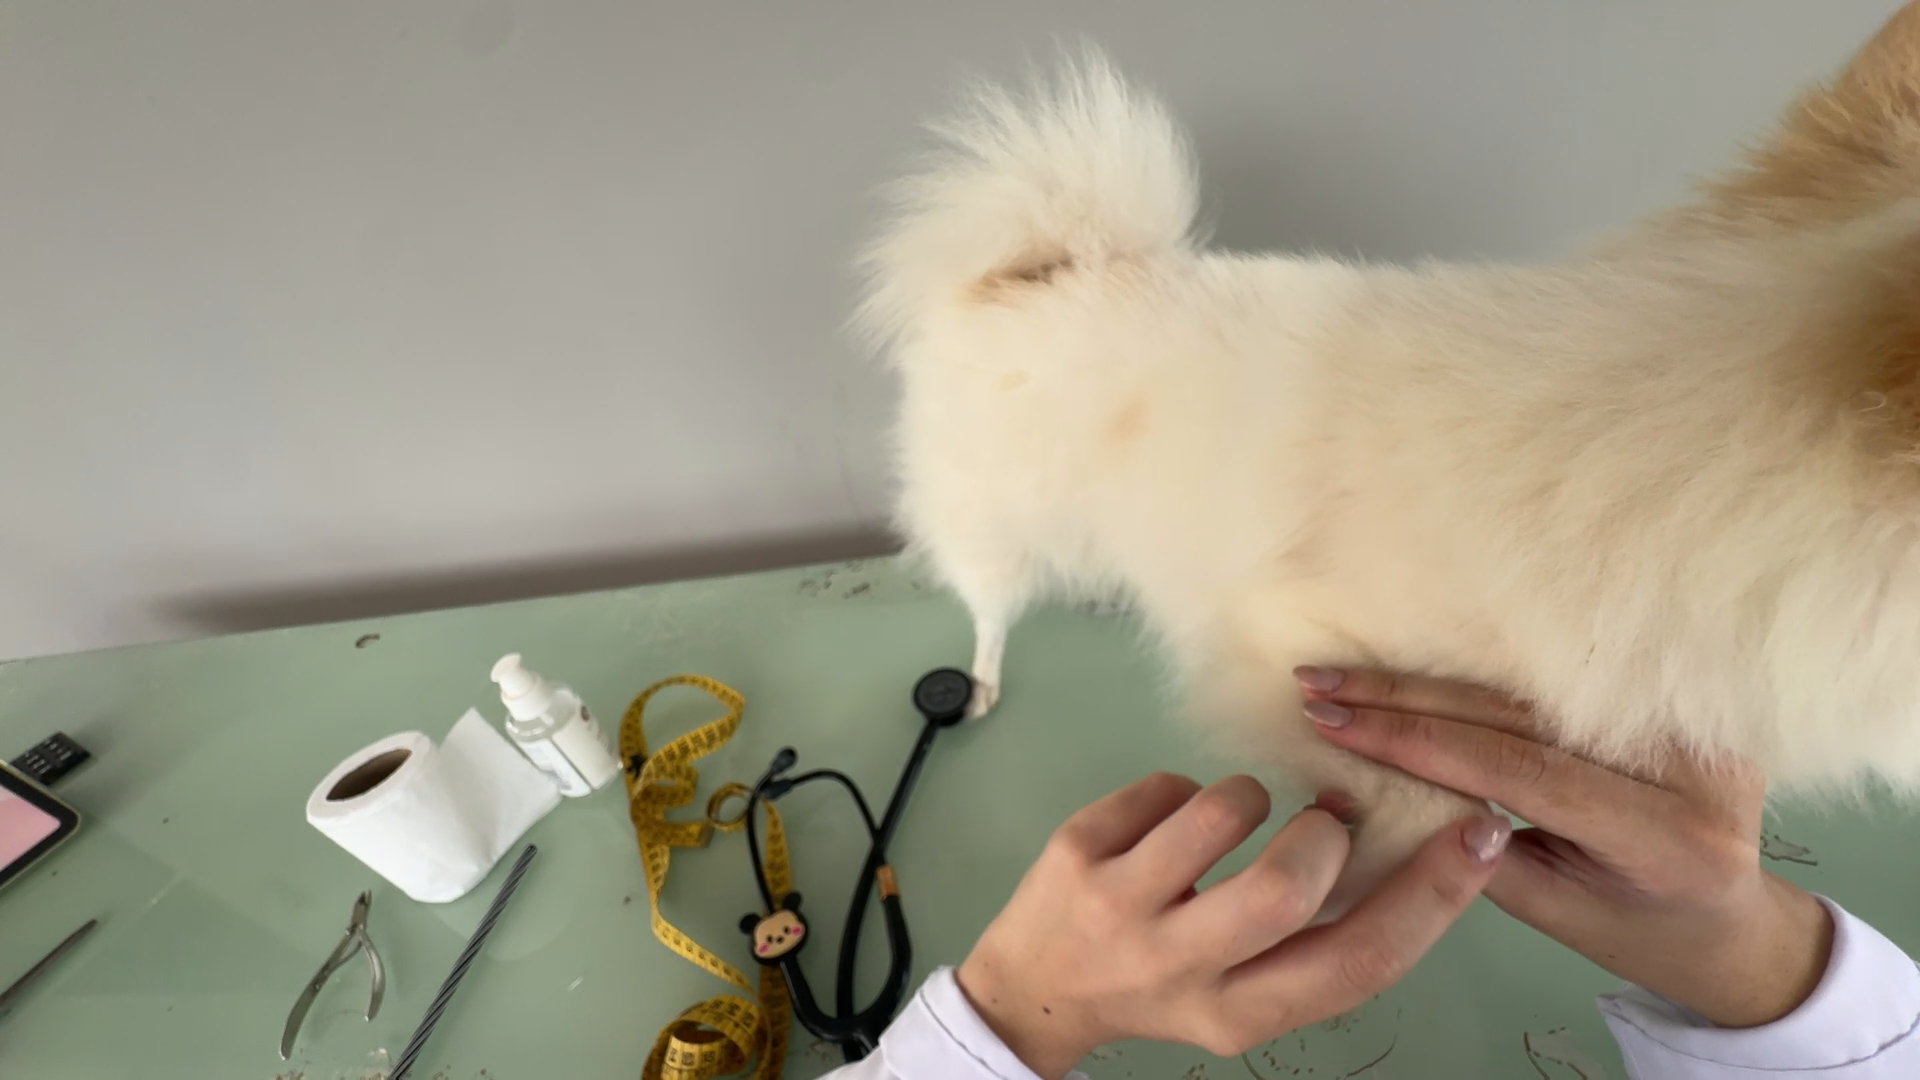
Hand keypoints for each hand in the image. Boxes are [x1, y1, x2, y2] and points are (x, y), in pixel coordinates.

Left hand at [955, 772, 1510, 1077]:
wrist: (1037, 984)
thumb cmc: (1153, 980)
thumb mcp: (1232, 989)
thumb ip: (1295, 933)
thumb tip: (1354, 833)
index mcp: (1240, 1014)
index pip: (1354, 964)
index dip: (1430, 899)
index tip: (1476, 836)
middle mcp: (1180, 966)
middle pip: (1284, 887)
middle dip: (1319, 834)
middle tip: (1315, 818)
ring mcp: (1118, 904)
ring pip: (1218, 812)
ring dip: (1244, 793)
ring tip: (1229, 811)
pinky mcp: (1077, 849)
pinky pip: (1162, 785)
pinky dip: (1179, 788)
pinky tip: (1161, 818)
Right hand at [1298, 666, 1834, 1027]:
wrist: (1726, 921)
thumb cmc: (1628, 928)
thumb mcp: (1543, 904)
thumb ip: (1468, 841)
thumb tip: (1370, 780)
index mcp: (1667, 837)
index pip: (1514, 768)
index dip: (1412, 741)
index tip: (1328, 725)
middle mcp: (1687, 766)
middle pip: (1507, 714)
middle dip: (1398, 698)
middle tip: (1316, 686)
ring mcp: (1678, 722)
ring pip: (1513, 686)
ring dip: (1415, 679)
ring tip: (1338, 675)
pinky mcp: (1652, 700)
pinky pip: (1535, 679)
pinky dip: (1458, 671)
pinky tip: (1398, 664)